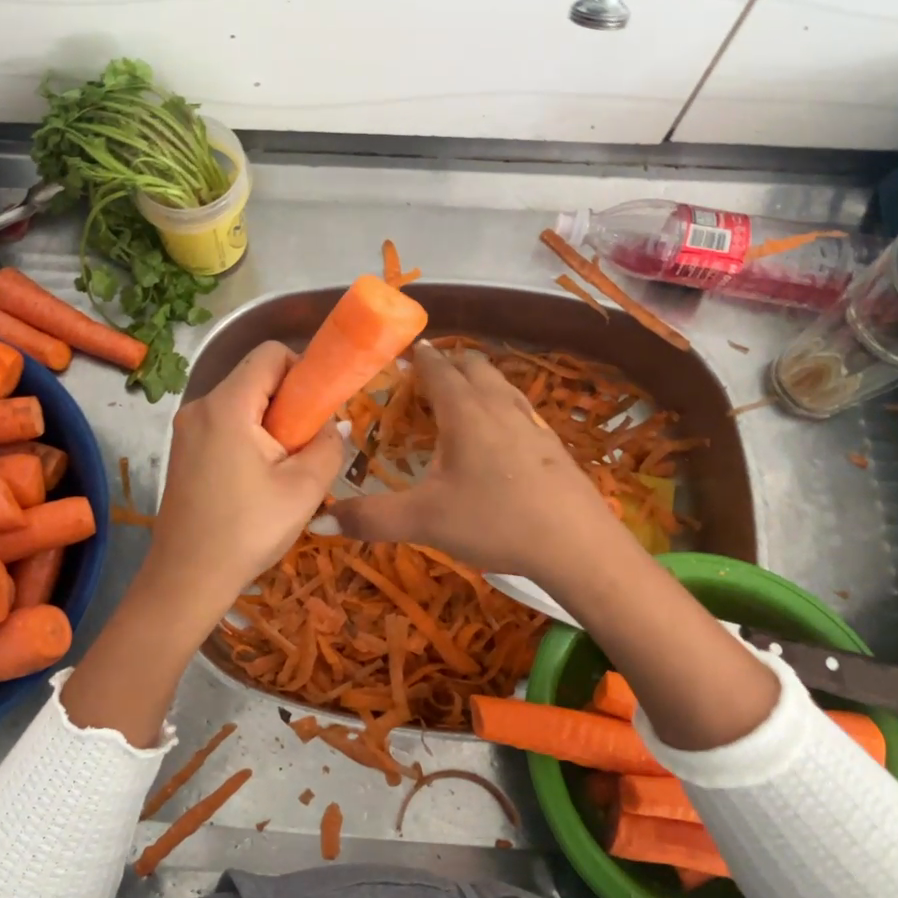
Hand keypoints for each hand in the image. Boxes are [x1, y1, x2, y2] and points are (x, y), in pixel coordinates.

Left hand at [142, 341, 345, 613]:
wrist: (187, 578)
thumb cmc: (247, 531)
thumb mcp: (304, 490)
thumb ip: (329, 446)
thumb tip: (336, 424)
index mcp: (227, 405)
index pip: (270, 353)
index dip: (303, 372)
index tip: (318, 412)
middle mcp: (200, 406)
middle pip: (255, 378)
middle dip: (289, 405)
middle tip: (303, 449)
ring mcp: (186, 429)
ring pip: (242, 404)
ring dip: (270, 427)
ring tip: (282, 473)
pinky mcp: (183, 450)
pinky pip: (225, 426)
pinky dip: (249, 440)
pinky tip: (257, 483)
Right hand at [329, 341, 777, 750]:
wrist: (578, 545)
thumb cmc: (495, 521)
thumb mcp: (424, 522)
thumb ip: (371, 518)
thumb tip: (319, 521)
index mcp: (465, 412)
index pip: (437, 368)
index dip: (418, 357)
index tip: (401, 352)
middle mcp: (499, 407)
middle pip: (473, 366)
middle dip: (447, 362)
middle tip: (424, 375)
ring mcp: (531, 423)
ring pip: (500, 384)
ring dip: (476, 380)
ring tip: (459, 397)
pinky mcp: (552, 445)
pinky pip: (518, 408)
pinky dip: (499, 405)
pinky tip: (498, 436)